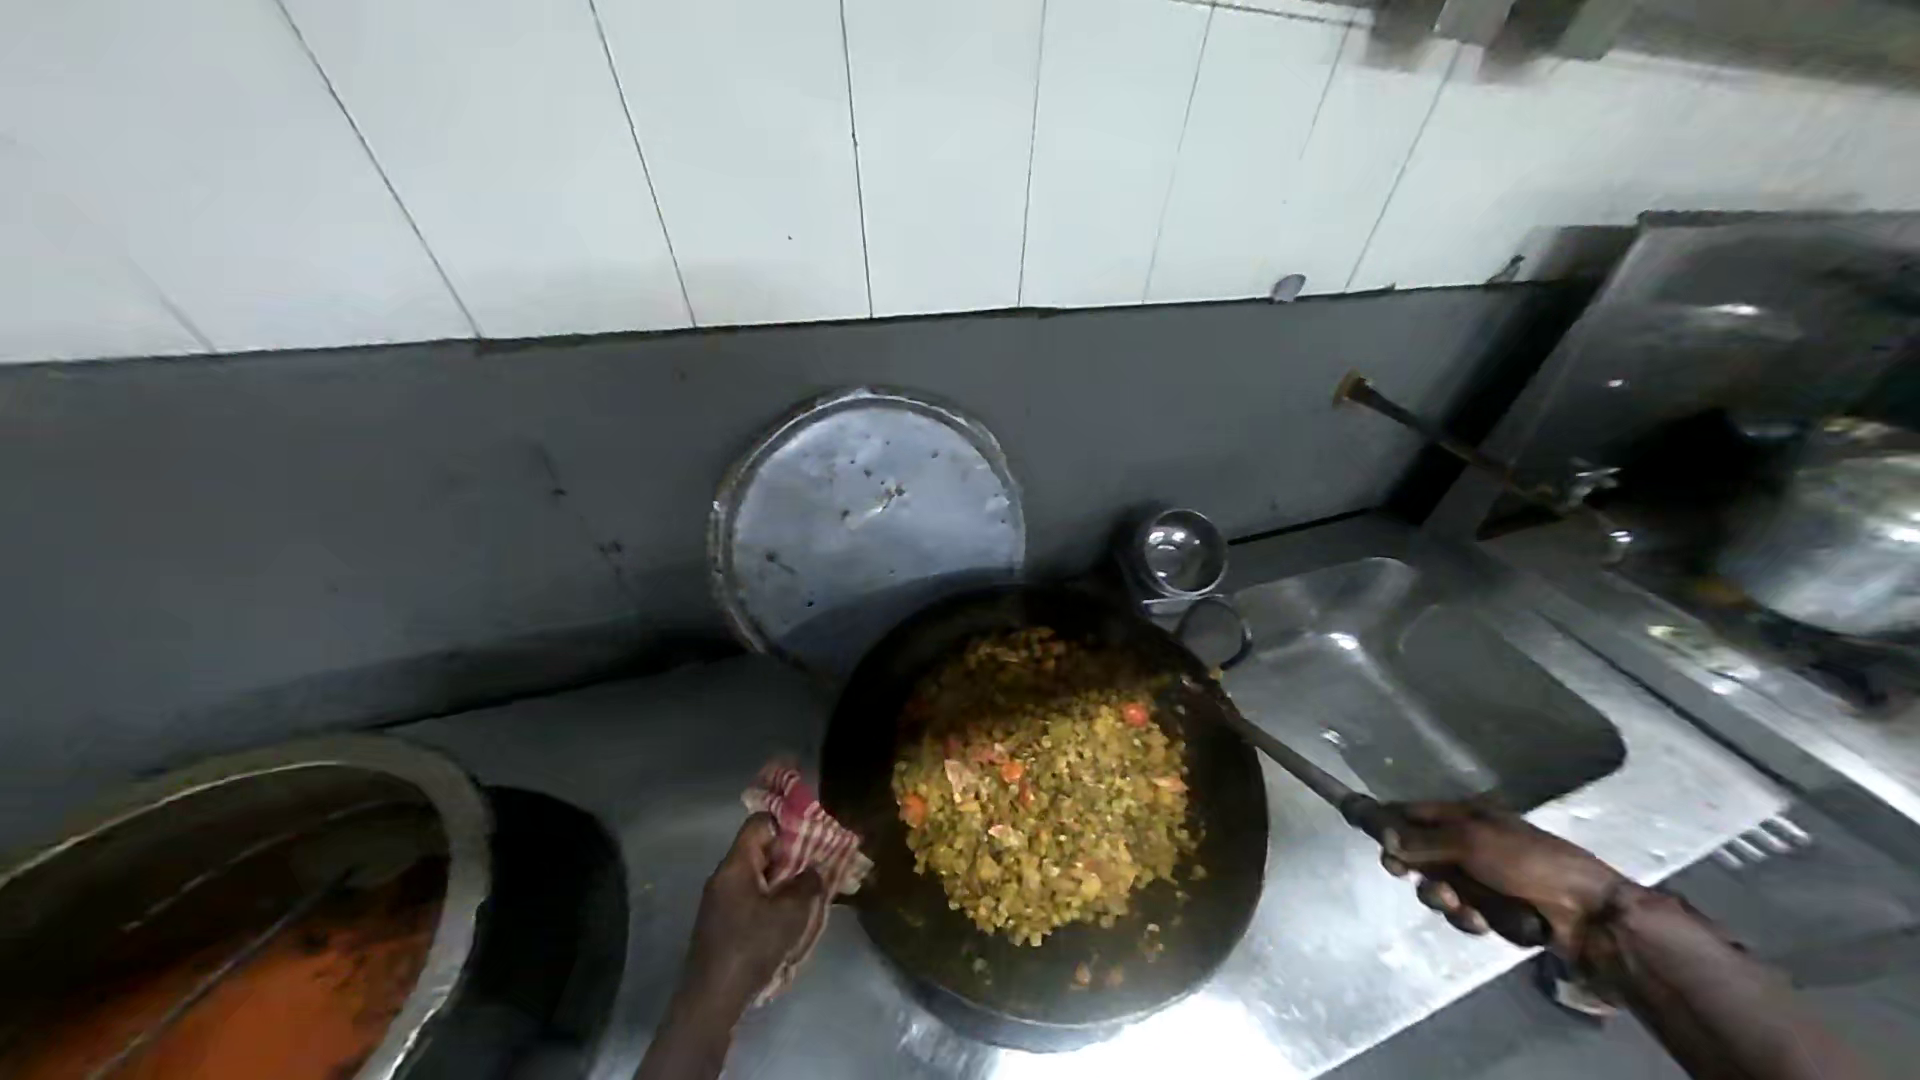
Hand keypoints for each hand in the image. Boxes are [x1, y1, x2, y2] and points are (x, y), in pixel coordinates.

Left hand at [679, 813, 825, 1014]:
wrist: (711, 1001)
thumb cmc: (751, 946)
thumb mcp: (791, 912)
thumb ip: (808, 882)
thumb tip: (814, 869)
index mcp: (736, 865)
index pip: (759, 823)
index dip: (786, 824)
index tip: (809, 838)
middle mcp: (723, 876)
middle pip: (758, 849)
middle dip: (788, 855)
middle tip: (814, 867)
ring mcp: (718, 900)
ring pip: (755, 874)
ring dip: (780, 880)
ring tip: (805, 893)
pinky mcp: (719, 923)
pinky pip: (748, 896)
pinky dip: (768, 898)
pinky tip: (784, 918)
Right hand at [1378, 800, 1627, 956]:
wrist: (1592, 916)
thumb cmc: (1529, 863)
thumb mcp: (1470, 842)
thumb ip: (1422, 840)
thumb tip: (1383, 836)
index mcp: (1466, 817)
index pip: (1412, 812)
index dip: (1387, 820)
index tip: (1364, 829)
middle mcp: (1469, 844)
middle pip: (1418, 852)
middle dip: (1411, 865)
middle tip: (1400, 872)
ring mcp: (1482, 879)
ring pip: (1436, 886)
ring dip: (1440, 896)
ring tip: (1455, 904)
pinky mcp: (1493, 911)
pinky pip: (1461, 912)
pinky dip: (1466, 917)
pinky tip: (1479, 921)